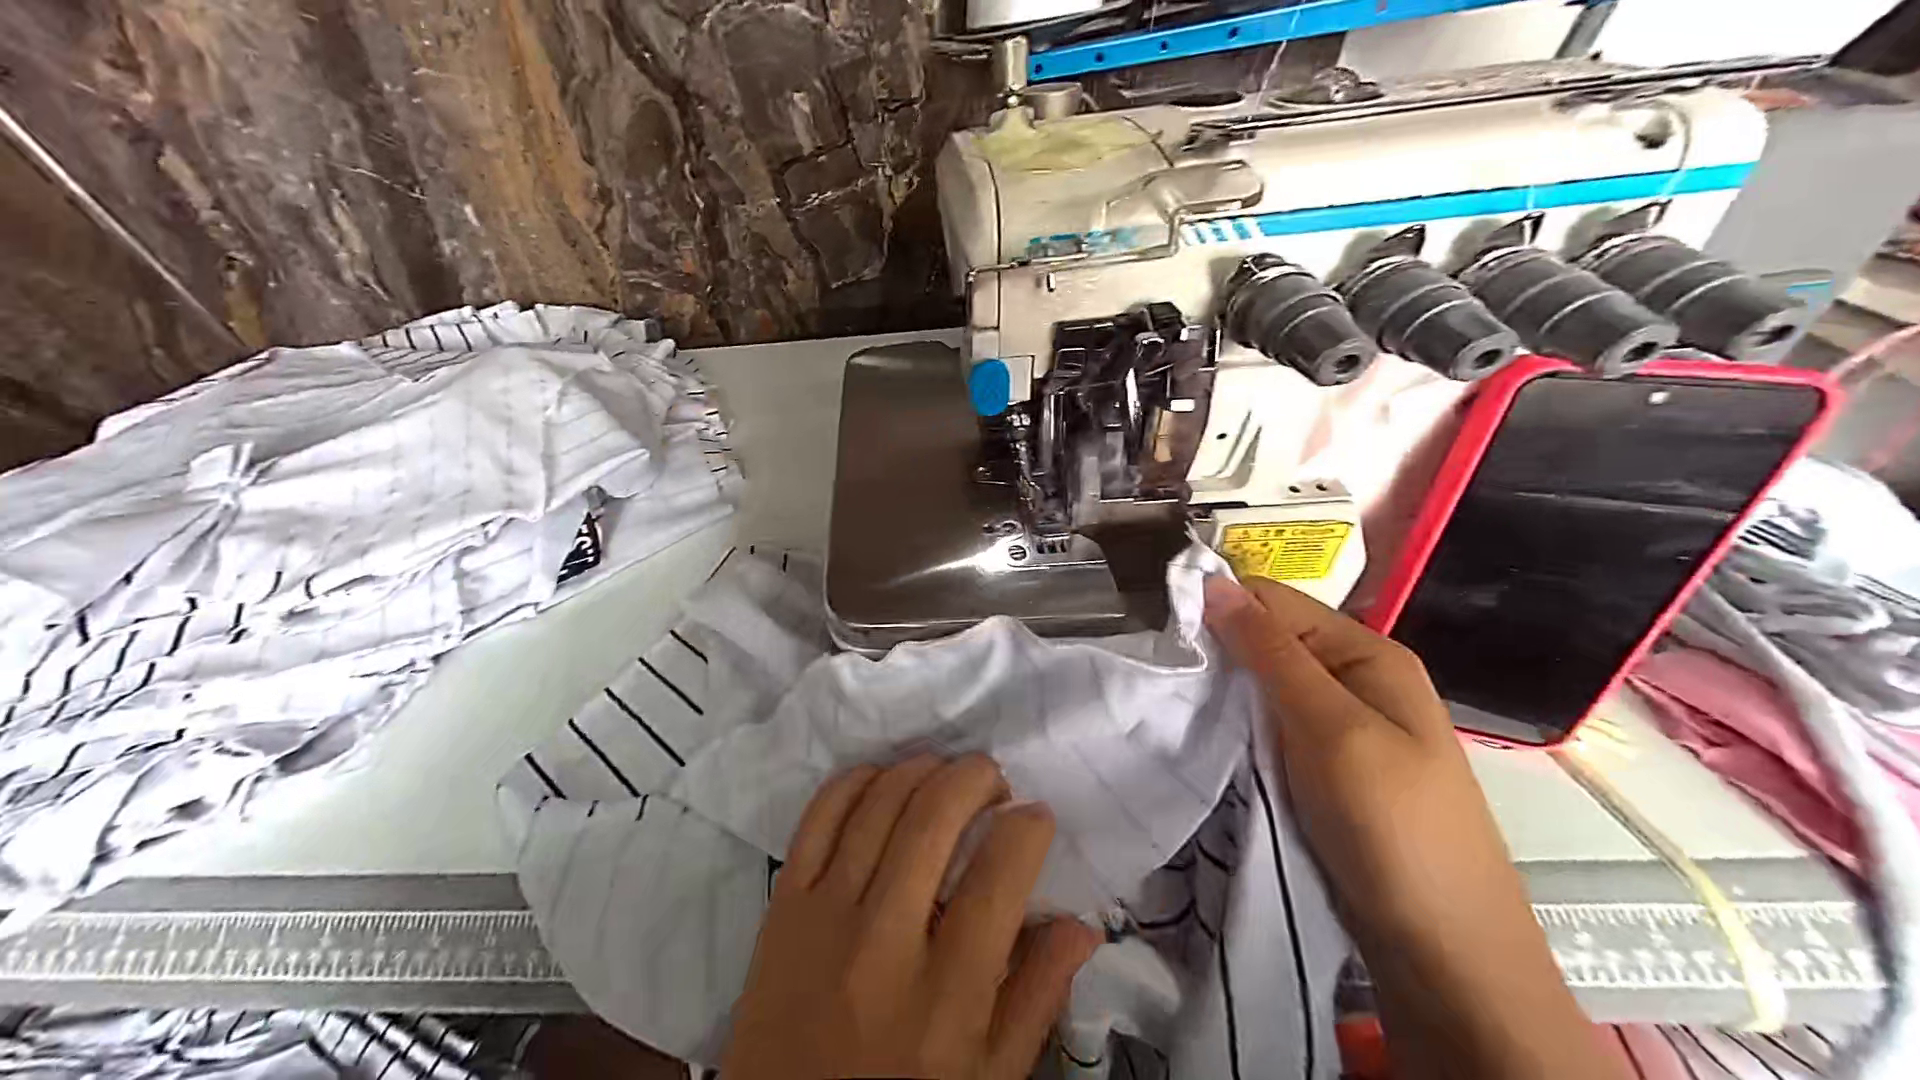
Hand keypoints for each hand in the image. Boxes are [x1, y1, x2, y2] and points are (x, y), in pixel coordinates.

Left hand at [720, 754, 1101, 1079]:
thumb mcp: (987, 1076)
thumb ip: (1038, 996)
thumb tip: (1082, 923)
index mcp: (946, 993)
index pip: (999, 875)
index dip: (1028, 826)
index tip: (1035, 817)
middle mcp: (884, 942)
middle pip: (934, 818)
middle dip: (976, 777)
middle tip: (993, 781)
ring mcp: (826, 915)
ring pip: (879, 804)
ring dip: (923, 769)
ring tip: (946, 775)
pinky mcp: (784, 905)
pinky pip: (819, 816)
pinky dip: (857, 781)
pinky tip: (884, 779)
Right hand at [1203, 577, 1621, 1079]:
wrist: (1441, 948)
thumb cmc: (1391, 824)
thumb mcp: (1330, 727)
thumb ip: (1272, 652)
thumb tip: (1214, 583)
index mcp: (1367, 654)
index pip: (1275, 601)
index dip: (1220, 607)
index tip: (1166, 632)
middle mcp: (1354, 678)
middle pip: (1269, 639)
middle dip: (1219, 649)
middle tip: (1169, 674)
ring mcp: (1339, 723)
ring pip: (1263, 683)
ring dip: (1225, 688)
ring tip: (1179, 701)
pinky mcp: (1321, 763)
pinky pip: (1269, 722)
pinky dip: (1238, 722)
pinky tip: (1209, 732)